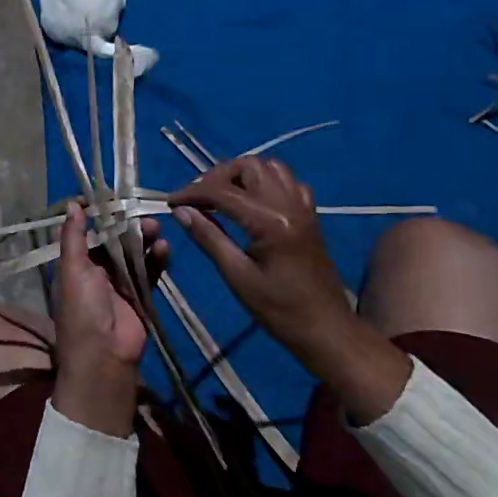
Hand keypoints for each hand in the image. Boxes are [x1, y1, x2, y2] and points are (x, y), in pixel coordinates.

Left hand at [50, 205, 168, 437]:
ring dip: (145, 239)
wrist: (104, 356)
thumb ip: (74, 237)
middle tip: (144, 215)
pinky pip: (150, 270)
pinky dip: (157, 259)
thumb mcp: (72, 269)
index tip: (113, 195)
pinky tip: (165, 248)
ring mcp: (120, 282)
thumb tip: (72, 204)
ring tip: (156, 229)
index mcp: (77, 262)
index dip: (100, 214)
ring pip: (135, 252)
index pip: (89, 231)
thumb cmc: (82, 309)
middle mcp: (97, 270)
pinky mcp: (140, 294)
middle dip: (129, 226)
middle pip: (115, 239)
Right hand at [171, 157, 412, 421]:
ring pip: (270, 167)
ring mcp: (303, 207)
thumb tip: (181, 211)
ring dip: (242, 174)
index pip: (223, 192)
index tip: (170, 202)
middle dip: (217, 176)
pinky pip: (288, 182)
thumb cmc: (279, 310)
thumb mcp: (237, 276)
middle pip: (248, 166)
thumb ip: (208, 237)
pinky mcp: (310, 214)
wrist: (326, 329)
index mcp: (270, 222)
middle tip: (197, 199)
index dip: (192, 192)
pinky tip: (253, 201)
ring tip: (222, 196)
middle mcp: (288, 204)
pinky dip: (266, 182)